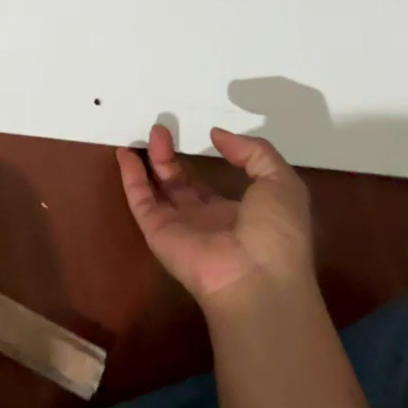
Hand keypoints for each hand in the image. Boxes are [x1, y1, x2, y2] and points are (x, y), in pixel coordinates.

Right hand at [116, 125, 312, 306]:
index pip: (214, 185)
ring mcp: (180, 226)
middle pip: (182, 184)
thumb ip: (254, 153)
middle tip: (164, 130)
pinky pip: (140, 201)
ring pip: (159, 189)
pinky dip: (130, 178)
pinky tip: (125, 155)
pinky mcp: (157, 232)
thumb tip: (217, 135)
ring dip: (152, 161)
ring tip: (149, 133)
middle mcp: (206, 220)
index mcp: (238, 213)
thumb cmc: (276, 231)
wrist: (256, 278)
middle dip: (172, 157)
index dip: (206, 162)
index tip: (201, 137)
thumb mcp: (282, 183)